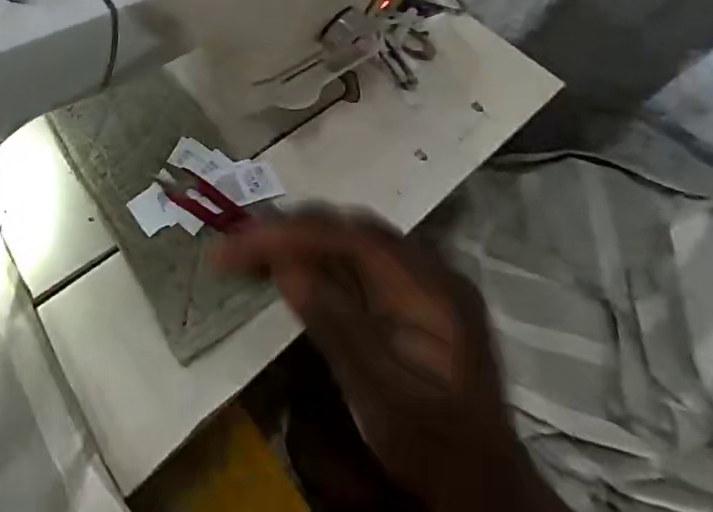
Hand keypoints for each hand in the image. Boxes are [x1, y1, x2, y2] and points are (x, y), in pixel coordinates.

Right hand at [216, 207, 565, 511]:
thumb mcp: (381, 395)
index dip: (288, 234)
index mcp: (430, 290)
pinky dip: (307, 258)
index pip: (350, 238)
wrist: (479, 487)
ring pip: (343, 237)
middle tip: (233, 247)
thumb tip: (283, 267)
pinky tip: (280, 268)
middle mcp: (426, 272)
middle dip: (285, 230)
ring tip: (244, 252)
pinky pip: (347, 259)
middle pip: (345, 227)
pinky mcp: (399, 296)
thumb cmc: (431, 446)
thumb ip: (337, 326)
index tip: (235, 248)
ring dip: (292, 240)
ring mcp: (415, 282)